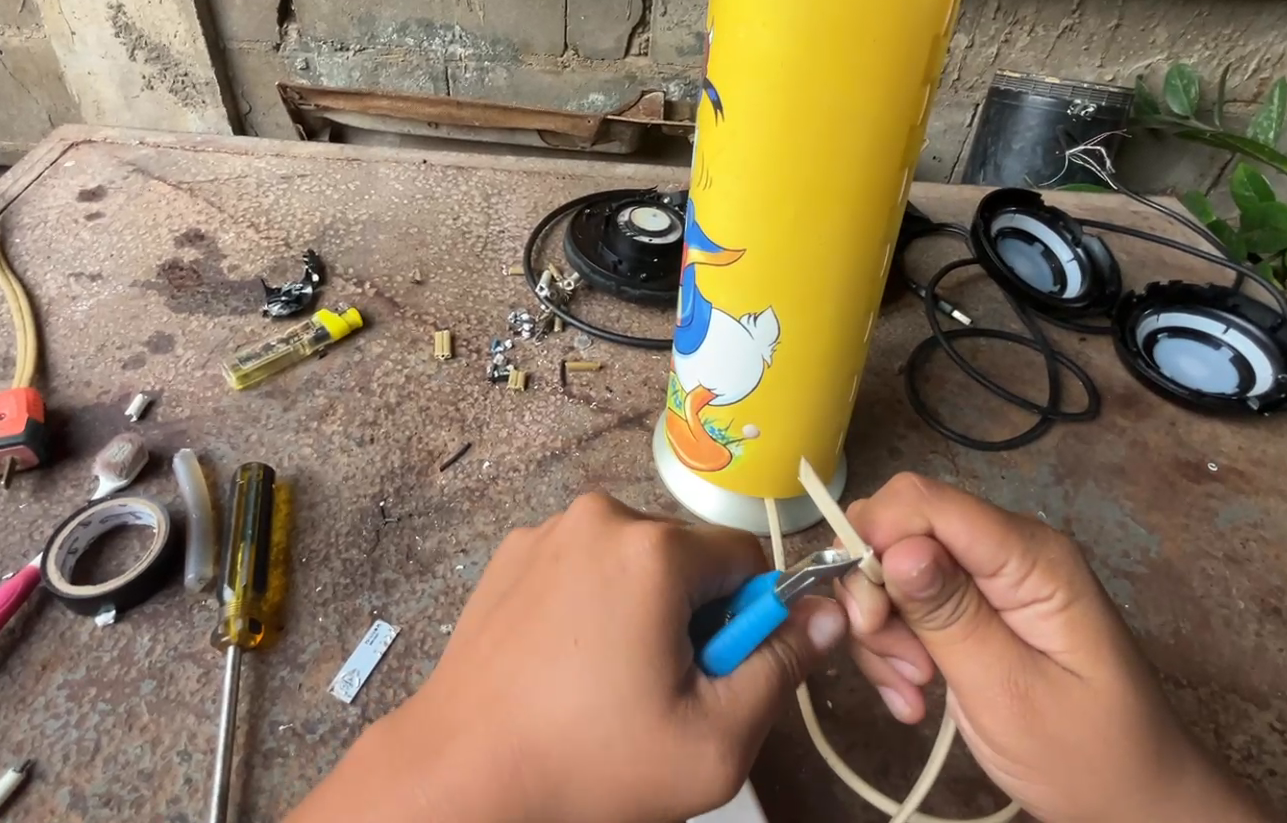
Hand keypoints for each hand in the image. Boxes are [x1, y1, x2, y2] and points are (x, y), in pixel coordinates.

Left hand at [288, 493, 846, 822]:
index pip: (743, 559)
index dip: (749, 617)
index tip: (719, 669)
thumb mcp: (713, 739)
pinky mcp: (512, 549)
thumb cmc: (593, 761)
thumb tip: (826, 613)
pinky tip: (563, 657)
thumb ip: (781, 669)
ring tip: (606, 675)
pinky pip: (581, 561)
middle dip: (692, 612)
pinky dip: (590, 597)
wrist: (460, 771)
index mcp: (653, 548)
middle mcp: (599, 515)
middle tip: (660, 684)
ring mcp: (548, 528)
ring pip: (632, 558)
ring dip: (640, 604)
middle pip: (685, 556)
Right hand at [835, 474, 1268, 822]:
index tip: (865, 611)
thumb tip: (894, 546)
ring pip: (890, 565)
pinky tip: (913, 690)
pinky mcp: (968, 601)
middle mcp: (1001, 547)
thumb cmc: (1085, 756)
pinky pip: (903, 598)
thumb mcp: (1010, 692)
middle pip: (898, 528)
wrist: (1133, 804)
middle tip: (891, 659)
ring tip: (911, 688)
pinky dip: (893, 642)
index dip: (875, 536)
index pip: (923, 501)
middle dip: (874, 590)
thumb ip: (949, 613)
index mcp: (1027, 554)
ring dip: (882, 627)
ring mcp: (984, 574)